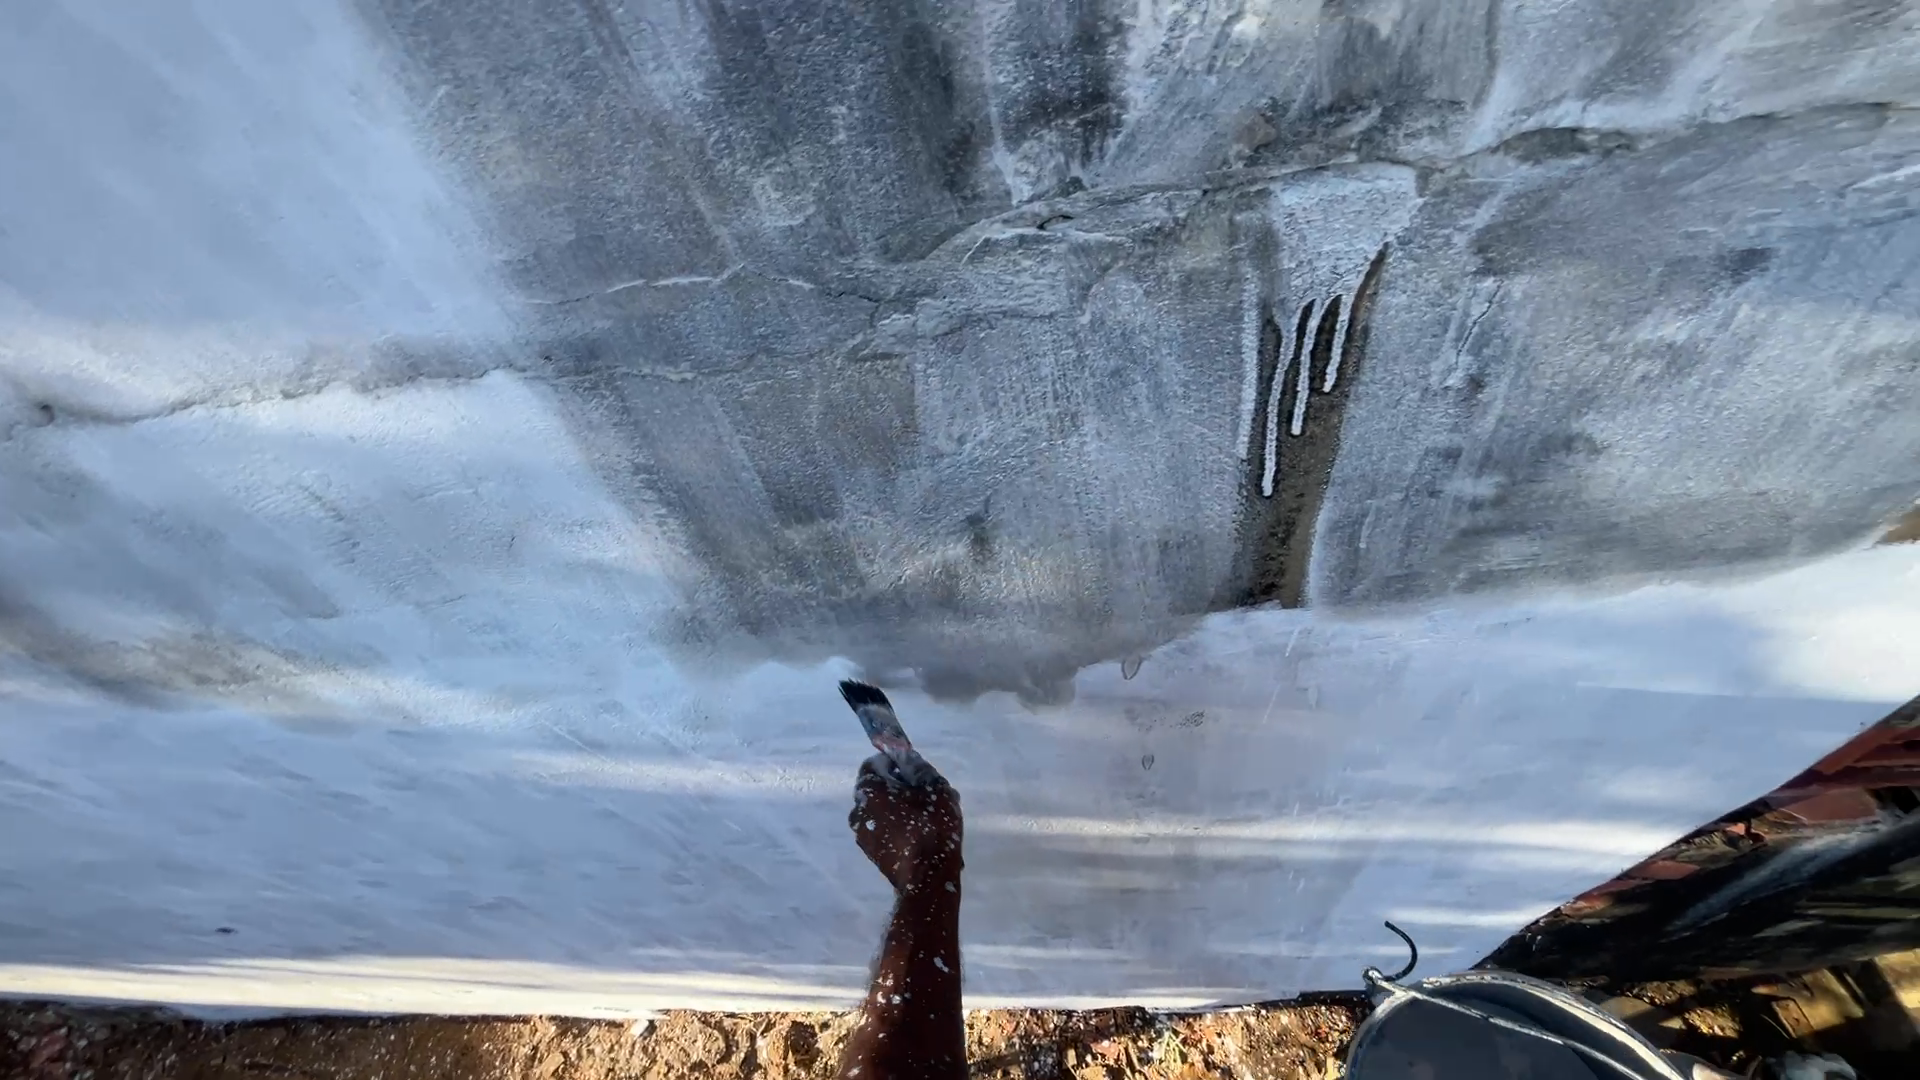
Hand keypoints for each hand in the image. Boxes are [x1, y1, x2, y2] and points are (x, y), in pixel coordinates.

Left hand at [848, 754, 962, 893]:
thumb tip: (909, 760)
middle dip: (897, 786)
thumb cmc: (931, 826)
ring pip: (879, 811)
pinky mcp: (872, 854)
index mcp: (869, 790)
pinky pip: (882, 830)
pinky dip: (895, 826)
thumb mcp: (935, 787)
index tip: (912, 768)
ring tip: (925, 814)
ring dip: (897, 808)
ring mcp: (862, 835)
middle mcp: (858, 811)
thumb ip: (920, 769)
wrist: (928, 876)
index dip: (893, 762)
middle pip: (876, 788)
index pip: (874, 765)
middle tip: (923, 791)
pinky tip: (919, 832)